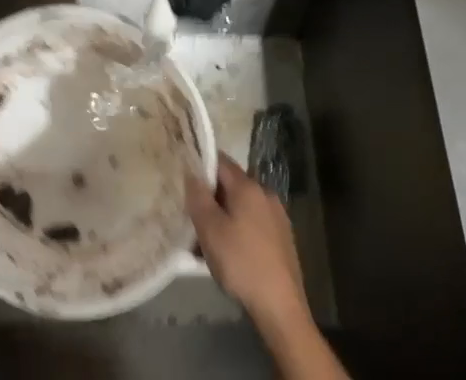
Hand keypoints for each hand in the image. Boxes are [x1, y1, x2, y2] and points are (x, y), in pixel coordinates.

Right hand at [186, 153, 309, 328]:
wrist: (279, 305)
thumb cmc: (240, 262)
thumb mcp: (209, 228)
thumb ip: (198, 196)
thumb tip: (191, 171)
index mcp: (249, 187)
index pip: (220, 161)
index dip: (200, 166)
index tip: (183, 180)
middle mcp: (266, 195)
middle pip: (231, 185)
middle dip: (210, 197)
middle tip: (191, 216)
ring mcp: (277, 217)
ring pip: (241, 207)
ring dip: (223, 216)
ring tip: (206, 239)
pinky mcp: (282, 237)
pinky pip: (253, 223)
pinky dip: (237, 229)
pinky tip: (228, 252)